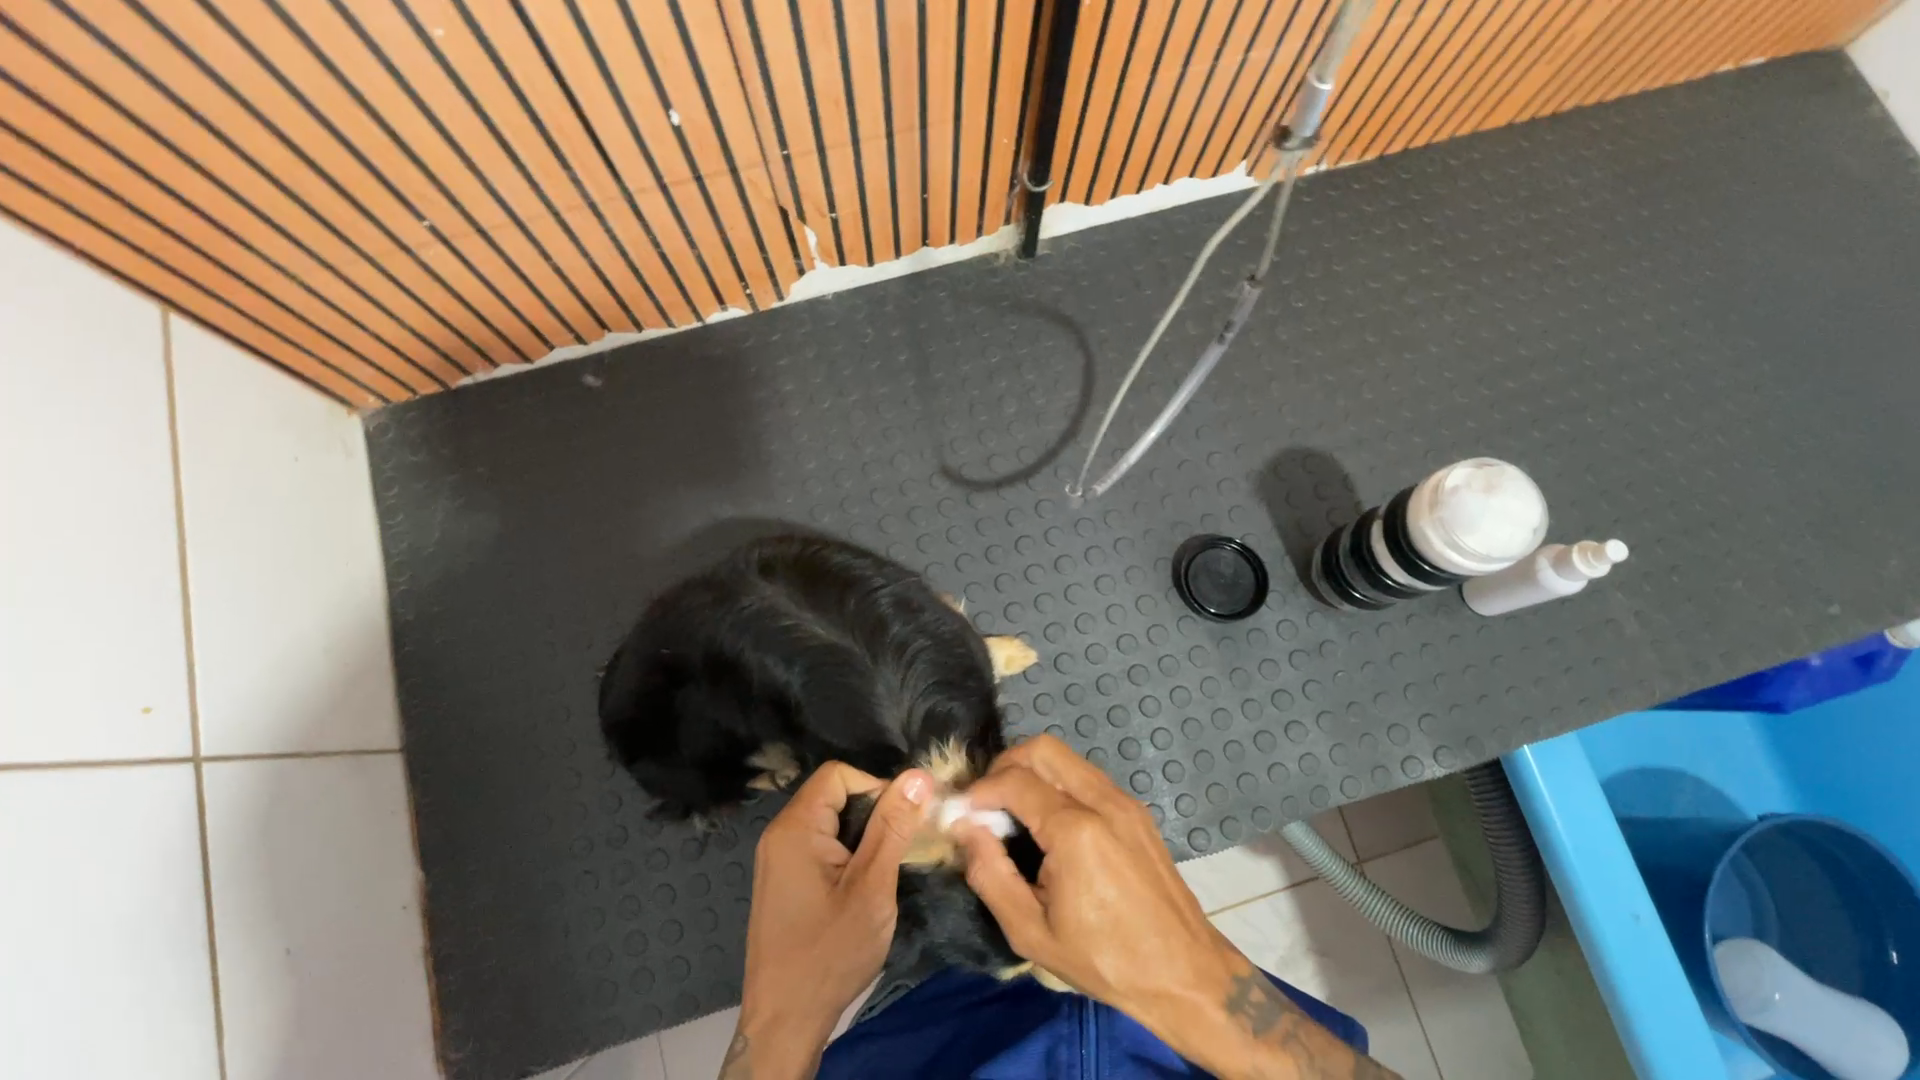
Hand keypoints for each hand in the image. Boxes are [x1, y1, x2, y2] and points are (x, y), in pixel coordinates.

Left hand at [728, 762, 930, 1079]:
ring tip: (884, 873)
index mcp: (795, 827)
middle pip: (834, 795)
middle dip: (873, 814)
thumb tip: (918, 775)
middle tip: (900, 851)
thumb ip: (894, 826)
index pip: (839, 774)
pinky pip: (820, 847)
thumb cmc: (830, 952)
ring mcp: (779, 859)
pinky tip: (864, 888)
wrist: (785, 1019)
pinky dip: (847, 856)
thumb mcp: (872, 886)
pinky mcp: (784, 881)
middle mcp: (780, 834)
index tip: (903, 823)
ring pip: (830, 822)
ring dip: (863, 838)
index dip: (876, 787)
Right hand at [952, 735, 1227, 1014]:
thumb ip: (989, 873)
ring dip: (1031, 772)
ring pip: (1066, 758)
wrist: (1184, 973)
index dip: (978, 791)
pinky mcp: (1136, 811)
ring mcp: (1125, 802)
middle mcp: (1103, 802)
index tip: (959, 814)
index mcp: (1076, 831)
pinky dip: (1057, 784)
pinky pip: (1086, 777)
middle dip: (1004, 767)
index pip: (1014, 781)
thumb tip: (963, 827)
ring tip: (1012, 814)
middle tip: (986, 804)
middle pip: (1042, 749)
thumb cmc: (1105, 960)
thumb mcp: (1031, 931)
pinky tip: (1046, 823)